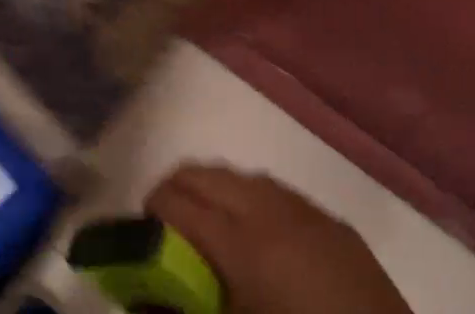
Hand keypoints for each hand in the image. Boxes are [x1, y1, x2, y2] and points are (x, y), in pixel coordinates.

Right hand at [147, 165, 413, 313]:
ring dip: (214, 194)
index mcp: (238, 241)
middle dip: (174, 194)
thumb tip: (136, 295)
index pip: (169, 198)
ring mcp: (307, 213)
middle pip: (198, 173)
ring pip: (238, 176)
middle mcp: (268, 210)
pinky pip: (278, 193)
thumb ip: (175, 309)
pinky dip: (254, 203)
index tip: (145, 243)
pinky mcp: (337, 226)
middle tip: (171, 234)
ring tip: (214, 234)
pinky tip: (263, 241)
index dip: (148, 215)